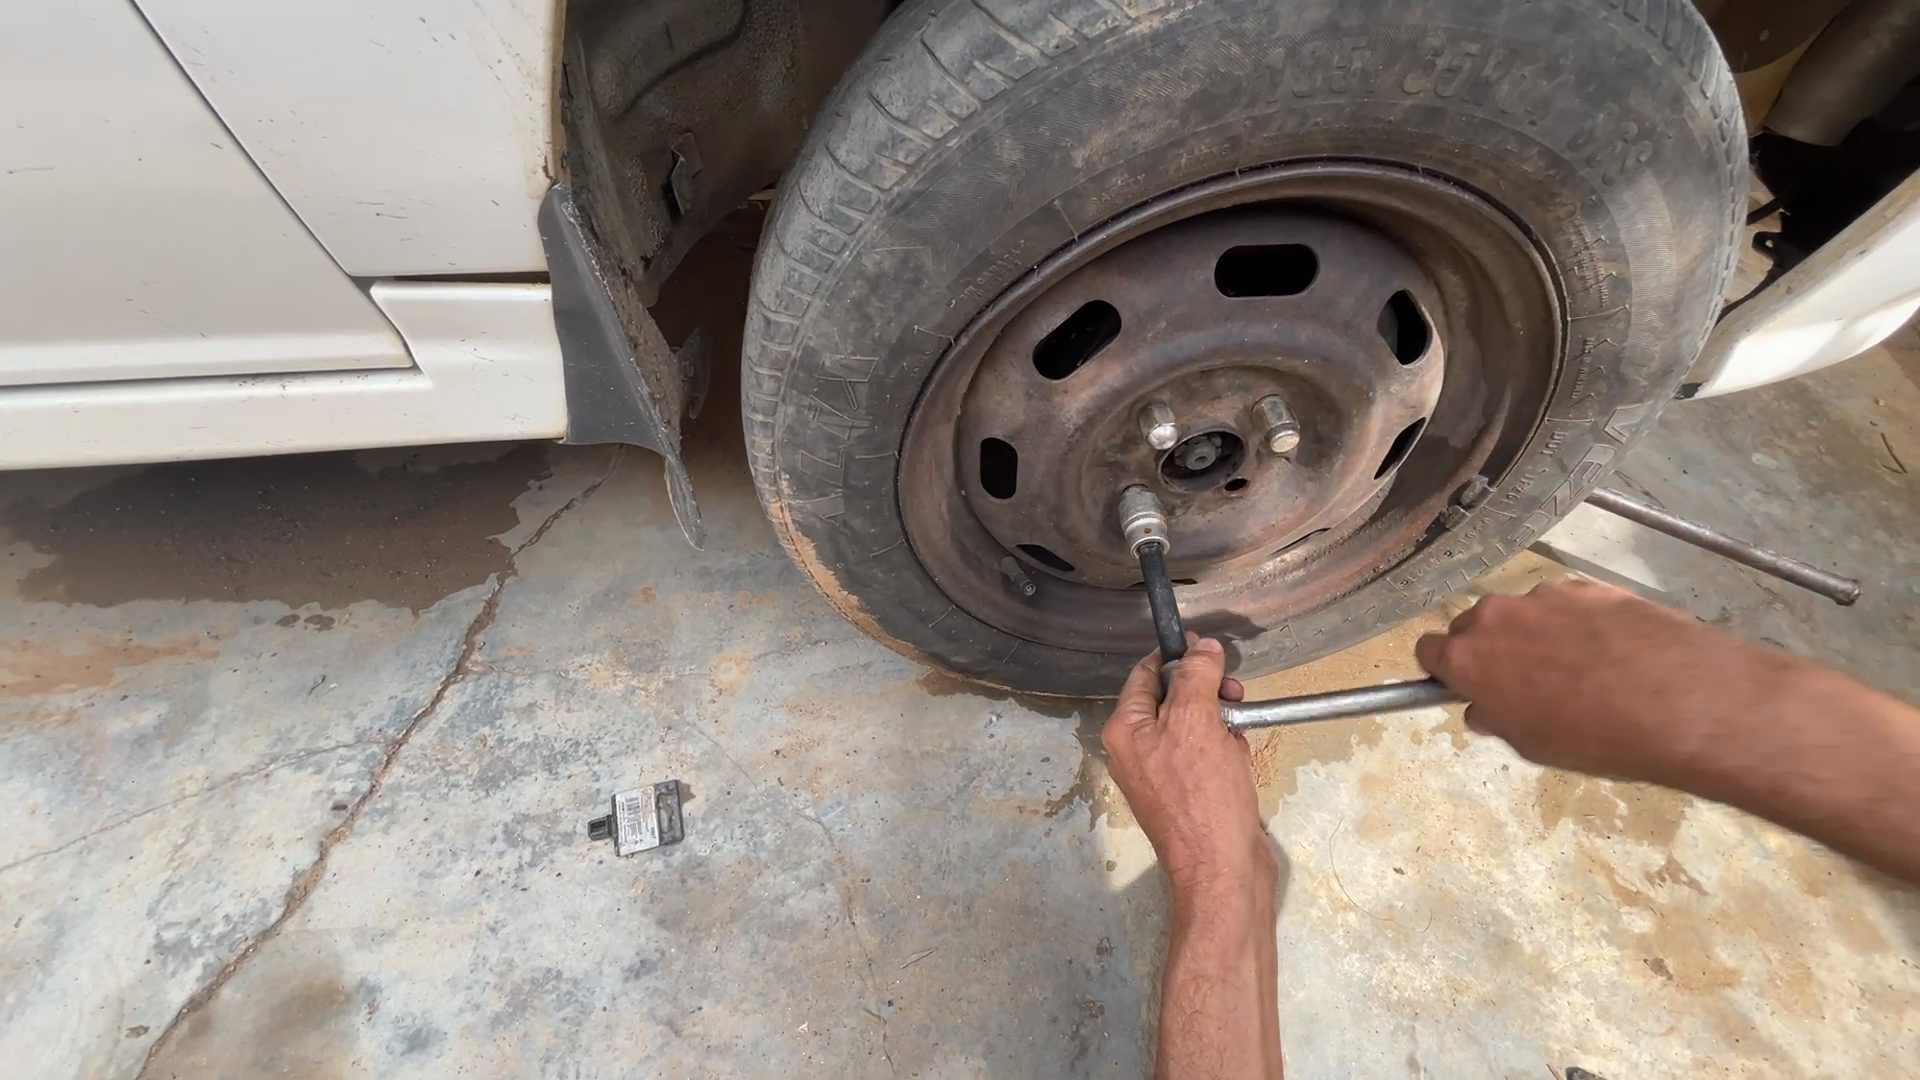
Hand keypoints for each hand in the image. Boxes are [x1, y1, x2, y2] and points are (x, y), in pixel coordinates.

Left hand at [1103, 635, 1273, 897]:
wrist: (1224, 870)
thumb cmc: (1204, 794)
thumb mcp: (1198, 722)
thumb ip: (1197, 678)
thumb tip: (1203, 647)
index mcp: (1125, 730)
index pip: (1145, 674)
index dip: (1176, 656)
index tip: (1207, 646)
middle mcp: (1136, 750)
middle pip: (1172, 698)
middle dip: (1205, 692)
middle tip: (1234, 692)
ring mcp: (1161, 773)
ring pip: (1194, 726)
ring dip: (1220, 722)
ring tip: (1238, 733)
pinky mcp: (1188, 792)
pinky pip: (1205, 754)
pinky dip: (1225, 749)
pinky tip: (1239, 758)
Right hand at [1414, 579, 1789, 783]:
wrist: (1692, 705)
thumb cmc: (1598, 738)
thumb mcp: (1532, 745)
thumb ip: (1496, 718)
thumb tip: (1486, 708)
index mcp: (1465, 657)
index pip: (1427, 651)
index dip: (1446, 669)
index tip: (1470, 685)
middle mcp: (1491, 618)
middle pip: (1472, 627)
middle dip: (1490, 649)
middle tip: (1530, 681)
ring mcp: (1540, 597)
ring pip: (1521, 614)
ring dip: (1535, 633)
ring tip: (1584, 666)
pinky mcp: (1587, 586)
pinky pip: (1566, 603)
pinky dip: (1579, 622)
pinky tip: (1615, 650)